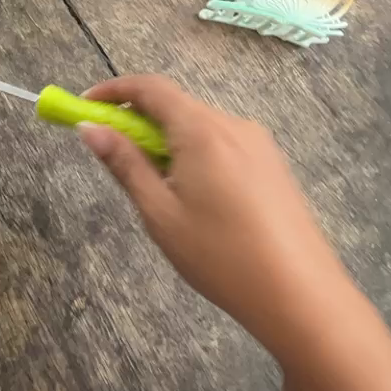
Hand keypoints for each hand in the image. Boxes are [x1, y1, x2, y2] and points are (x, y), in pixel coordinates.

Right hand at [76, 75, 354, 355]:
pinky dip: (192, 152)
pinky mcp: (272, 166)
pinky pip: (220, 143)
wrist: (307, 303)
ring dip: (164, 139)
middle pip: (173, 105)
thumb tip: (89, 128)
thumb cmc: (223, 256)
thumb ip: (124, 163)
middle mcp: (232, 125)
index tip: (83, 107)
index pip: (149, 87)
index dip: (111, 90)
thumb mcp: (160, 213)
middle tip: (111, 154)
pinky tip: (192, 195)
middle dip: (135, 119)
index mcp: (202, 130)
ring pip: (196, 125)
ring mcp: (258, 145)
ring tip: (153, 186)